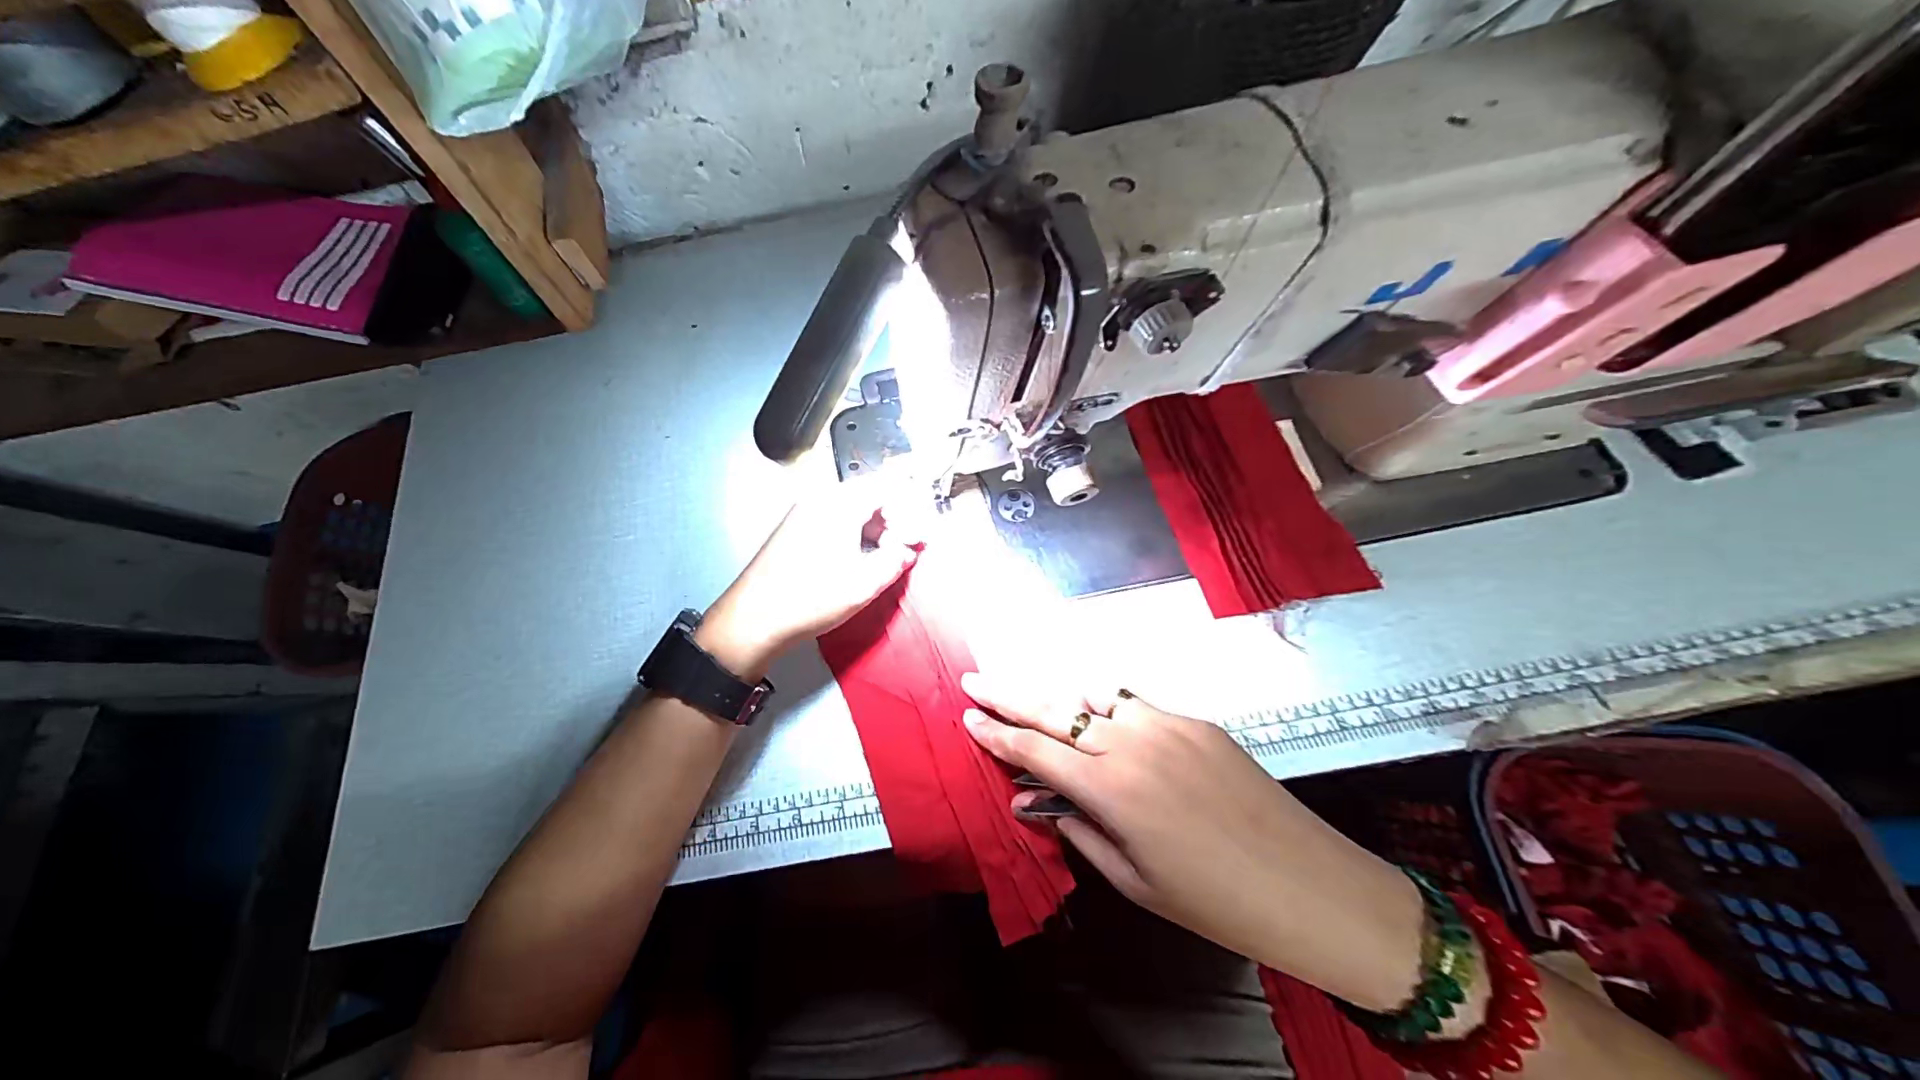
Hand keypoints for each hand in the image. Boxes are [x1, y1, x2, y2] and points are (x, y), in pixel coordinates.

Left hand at [697, 478, 921, 677]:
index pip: (889, 484)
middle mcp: (821, 500)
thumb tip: (907, 550)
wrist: (752, 620)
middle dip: (897, 518)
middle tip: (908, 547)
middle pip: (872, 494)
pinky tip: (863, 560)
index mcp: (840, 503)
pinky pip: (838, 520)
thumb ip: (897, 559)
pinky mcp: (798, 530)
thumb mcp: (866, 582)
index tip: (921, 530)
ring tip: (888, 557)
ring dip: (878, 528)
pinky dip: (858, 534)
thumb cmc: (806, 599)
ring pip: (855, 508)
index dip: (912, 506)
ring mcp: (806, 513)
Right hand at [961, 671, 1428, 1012]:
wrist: (1309, 884)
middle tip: (976, 679)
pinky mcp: (1198, 721)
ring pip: (1096, 696)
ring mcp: (1168, 724)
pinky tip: (1102, 719)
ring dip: (1060, 696)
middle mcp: (1133, 743)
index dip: (996, 734)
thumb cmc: (1212, 901)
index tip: (969, 718)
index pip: (1034, 750)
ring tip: (1034, 696)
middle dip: (1009, 693)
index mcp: (1111, 789)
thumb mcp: (1132, 879)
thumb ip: (1076, 830)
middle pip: (1054, 708)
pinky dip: (1109, 708)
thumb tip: (1030, 802)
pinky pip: (1138, 705)